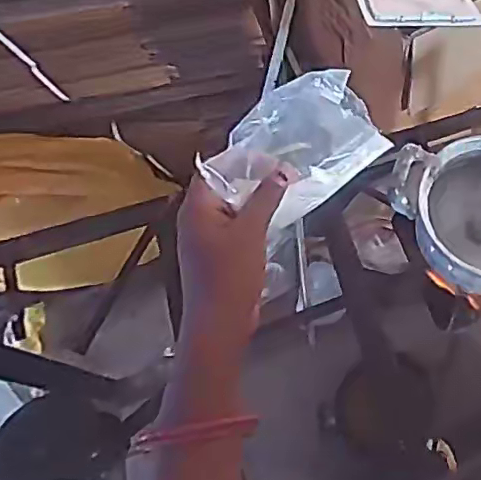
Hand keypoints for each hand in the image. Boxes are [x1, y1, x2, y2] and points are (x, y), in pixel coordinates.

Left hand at [175, 167, 289, 352]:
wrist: (220, 322)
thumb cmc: (230, 274)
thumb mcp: (251, 231)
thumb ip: (266, 197)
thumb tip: (281, 171)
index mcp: (196, 208)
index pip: (214, 169)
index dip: (241, 160)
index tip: (271, 157)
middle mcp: (196, 218)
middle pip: (223, 186)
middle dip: (253, 177)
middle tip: (283, 172)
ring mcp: (206, 236)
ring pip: (232, 206)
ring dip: (256, 197)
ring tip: (284, 190)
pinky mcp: (218, 252)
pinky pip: (236, 224)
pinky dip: (254, 217)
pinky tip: (275, 217)